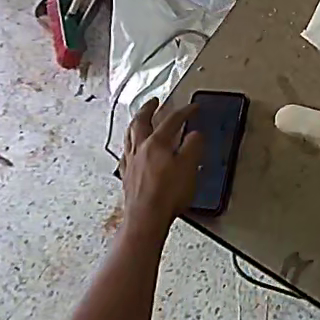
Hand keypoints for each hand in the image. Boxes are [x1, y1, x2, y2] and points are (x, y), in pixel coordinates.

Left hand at [119, 97, 202, 232]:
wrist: (146, 217)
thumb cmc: (167, 194)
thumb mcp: (190, 167)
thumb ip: (193, 146)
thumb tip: (194, 135)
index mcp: (156, 143)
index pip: (172, 120)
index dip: (184, 111)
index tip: (193, 108)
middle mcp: (140, 149)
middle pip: (141, 121)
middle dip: (148, 108)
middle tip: (154, 102)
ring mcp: (130, 162)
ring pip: (129, 135)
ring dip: (135, 123)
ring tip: (139, 119)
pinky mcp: (127, 176)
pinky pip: (125, 154)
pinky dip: (129, 146)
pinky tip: (131, 149)